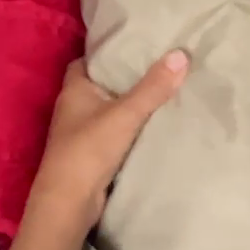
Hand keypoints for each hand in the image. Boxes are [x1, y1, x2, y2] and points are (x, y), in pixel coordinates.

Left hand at [26, 51, 188, 231]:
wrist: (69, 203)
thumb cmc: (89, 149)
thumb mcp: (126, 114)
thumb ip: (153, 87)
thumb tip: (181, 54)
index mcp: (73, 89)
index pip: (87, 60)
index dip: (106, 53)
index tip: (133, 46)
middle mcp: (73, 107)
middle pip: (100, 84)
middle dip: (123, 77)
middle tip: (156, 65)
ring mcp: (80, 133)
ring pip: (107, 109)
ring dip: (128, 103)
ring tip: (161, 89)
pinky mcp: (90, 154)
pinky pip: (112, 132)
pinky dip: (128, 127)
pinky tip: (152, 124)